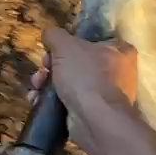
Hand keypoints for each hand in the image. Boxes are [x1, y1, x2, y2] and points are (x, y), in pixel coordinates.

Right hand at [30, 29, 138, 149]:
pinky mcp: (92, 113)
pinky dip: (51, 100)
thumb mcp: (66, 45)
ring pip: (68, 82)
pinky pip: (68, 101)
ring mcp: (104, 95)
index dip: (69, 43)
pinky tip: (37, 100)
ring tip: (36, 87)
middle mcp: (116, 72)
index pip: (92, 39)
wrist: (95, 120)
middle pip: (75, 61)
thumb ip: (55, 35)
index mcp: (119, 50)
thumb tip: (49, 34)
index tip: (53, 49)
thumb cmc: (86, 76)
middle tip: (43, 69)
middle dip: (51, 66)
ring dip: (46, 83)